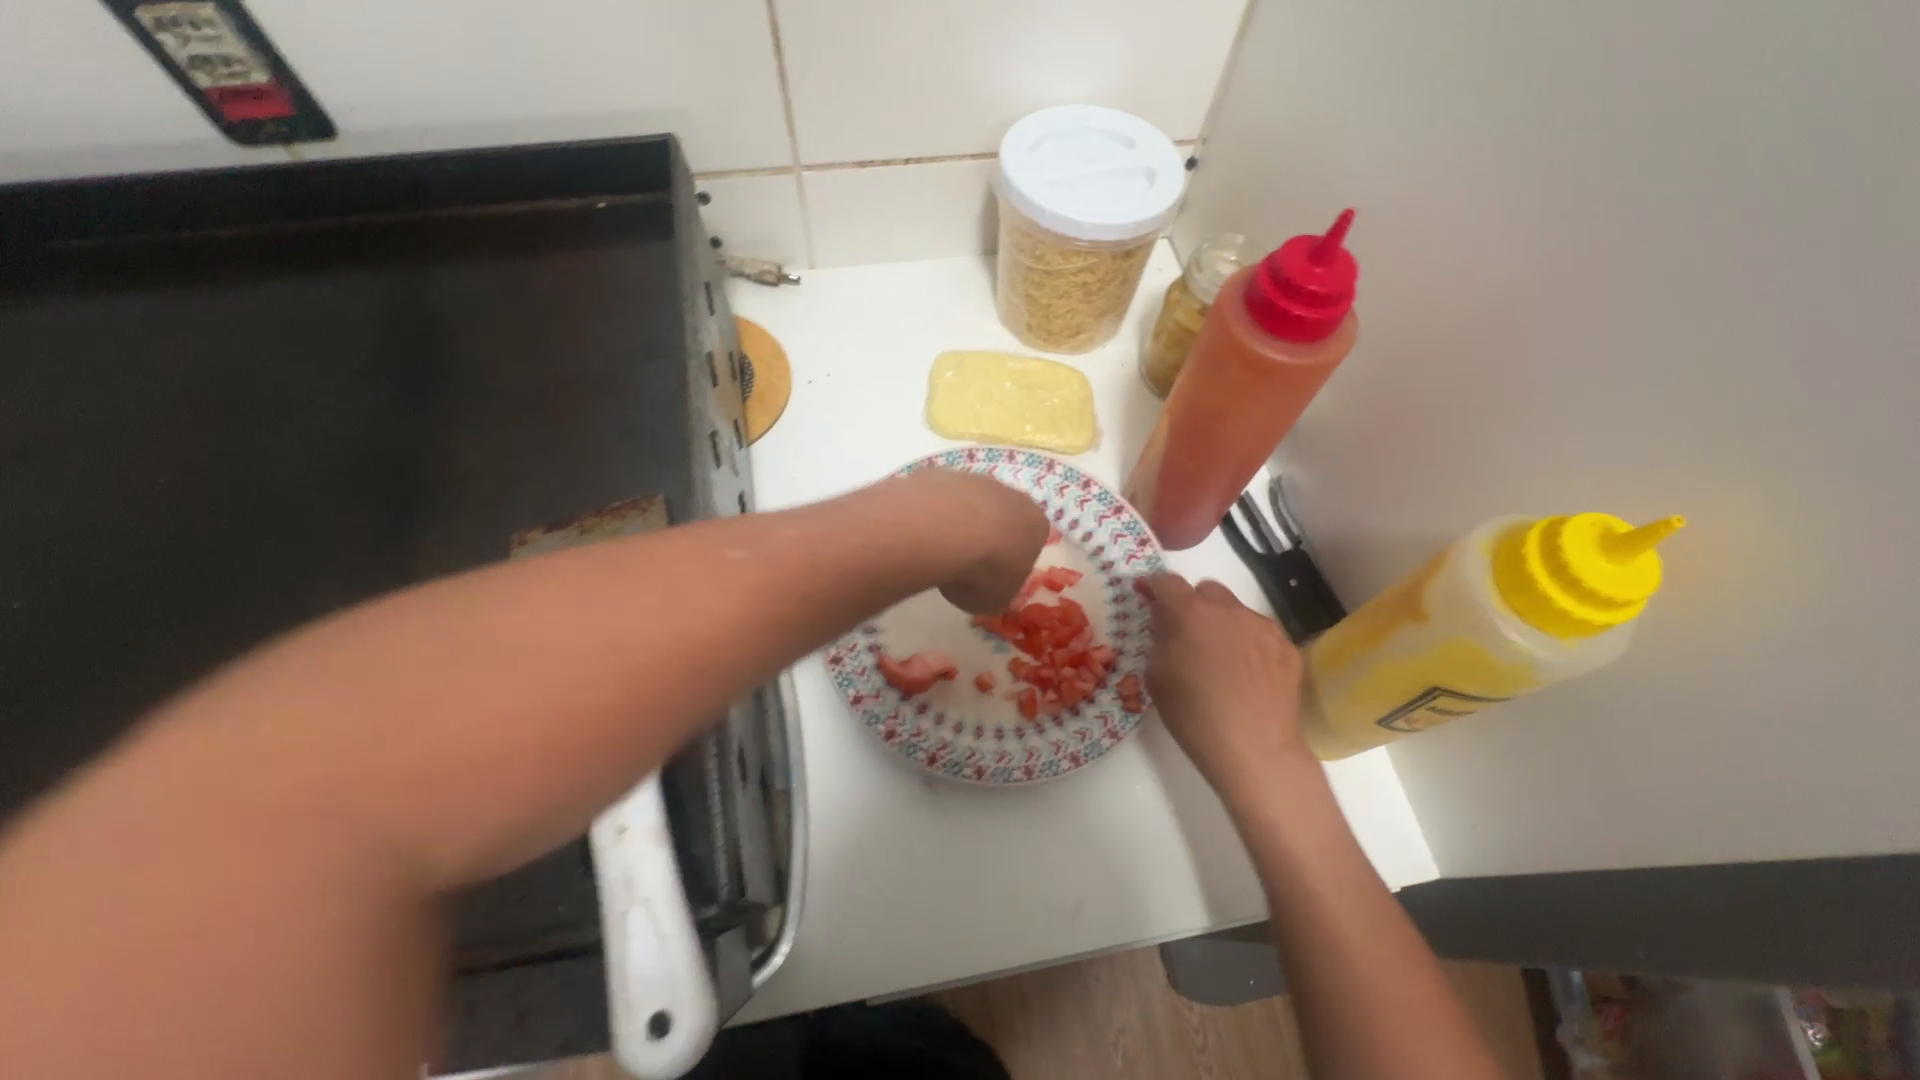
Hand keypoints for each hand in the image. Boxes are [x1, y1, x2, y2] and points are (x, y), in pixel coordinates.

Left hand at [887, 468, 1049, 613]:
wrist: (944, 532)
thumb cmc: (984, 572)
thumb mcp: (997, 599)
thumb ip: (998, 589)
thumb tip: (987, 586)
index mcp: (1036, 525)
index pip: (1031, 540)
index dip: (1012, 560)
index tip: (993, 576)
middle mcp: (1011, 495)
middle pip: (1001, 515)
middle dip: (985, 535)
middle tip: (964, 562)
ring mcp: (975, 479)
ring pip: (968, 502)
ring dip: (956, 522)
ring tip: (937, 550)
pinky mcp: (942, 474)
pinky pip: (939, 498)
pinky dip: (931, 514)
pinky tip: (919, 534)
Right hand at [1143, 573, 1313, 805]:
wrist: (1254, 748)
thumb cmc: (1193, 715)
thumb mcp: (1157, 677)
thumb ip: (1159, 638)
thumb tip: (1165, 619)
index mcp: (1191, 614)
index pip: (1168, 582)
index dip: (1155, 587)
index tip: (1149, 598)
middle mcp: (1230, 611)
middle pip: (1207, 590)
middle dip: (1193, 604)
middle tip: (1187, 635)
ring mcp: (1263, 627)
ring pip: (1237, 611)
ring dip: (1224, 624)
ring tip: (1222, 660)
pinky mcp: (1287, 647)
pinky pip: (1261, 634)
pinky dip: (1249, 644)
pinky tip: (1247, 676)